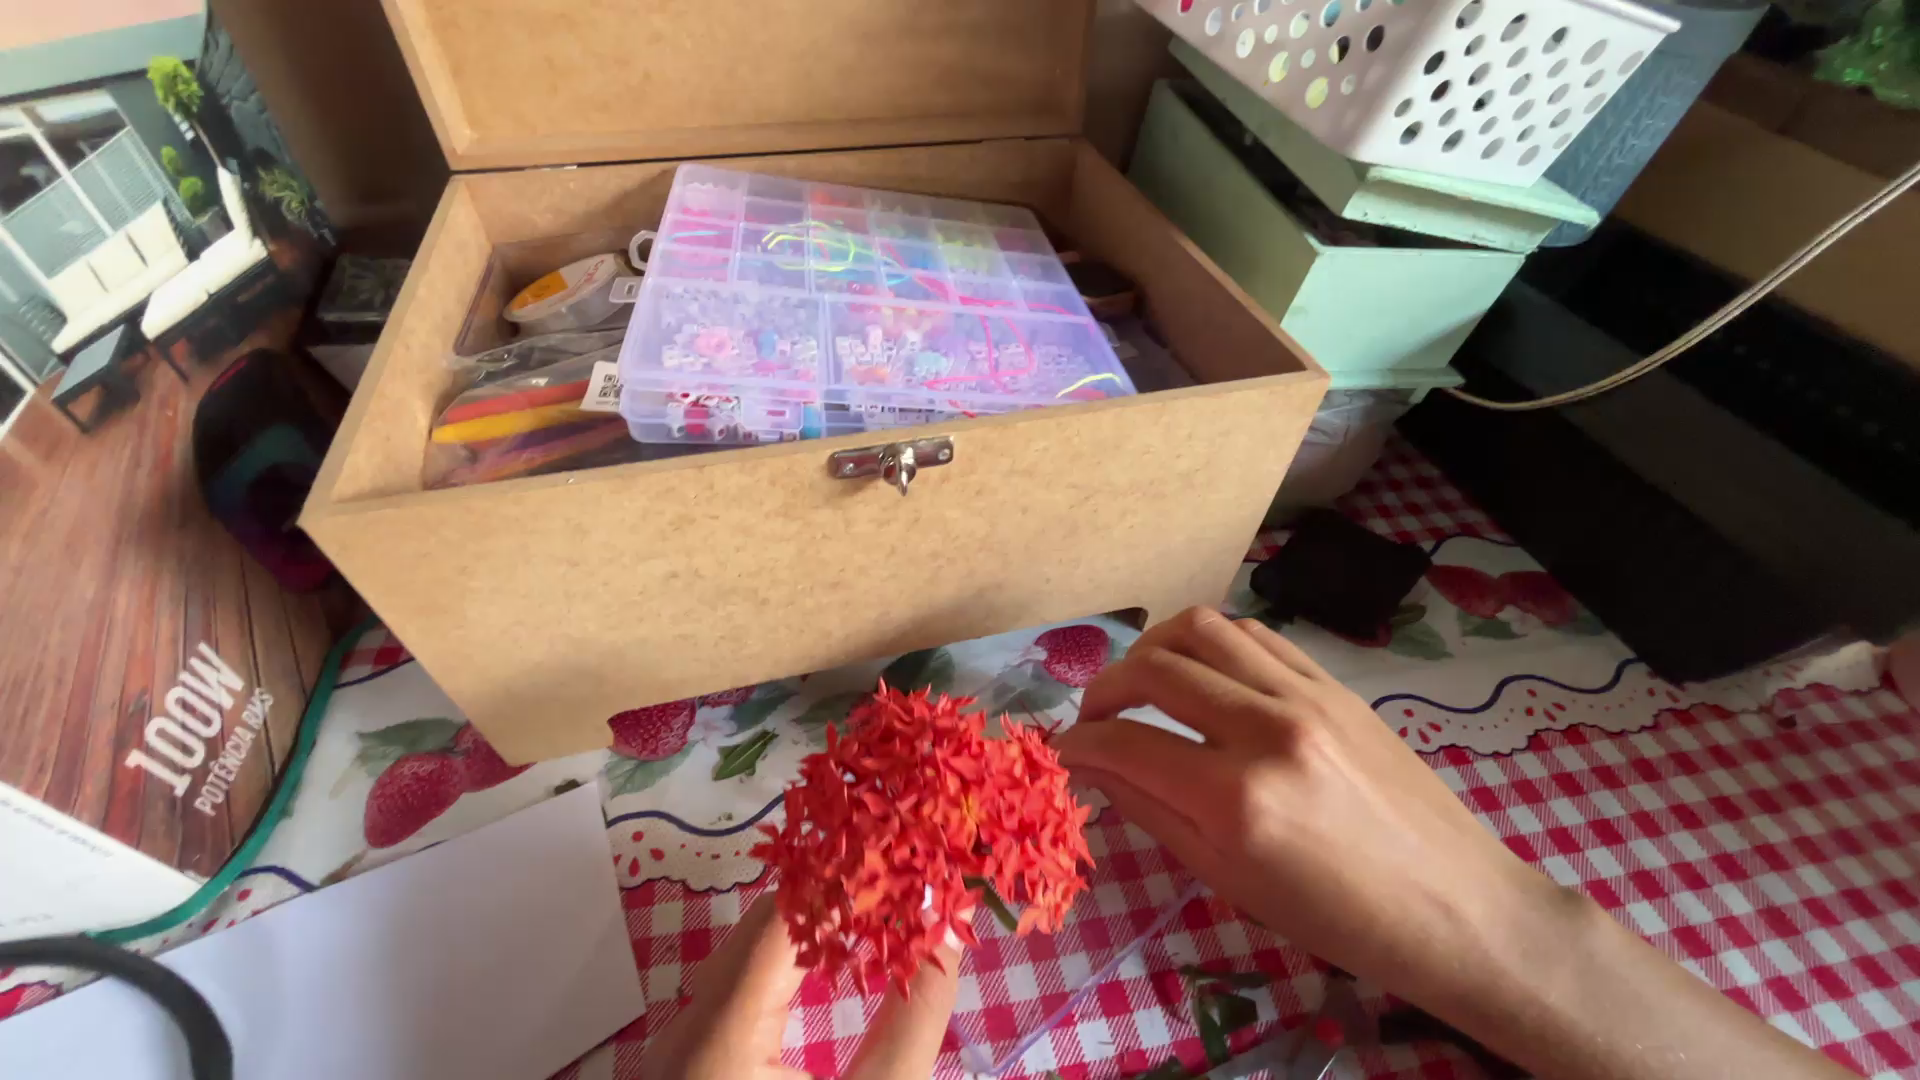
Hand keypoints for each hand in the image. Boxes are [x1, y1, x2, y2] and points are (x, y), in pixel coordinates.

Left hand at [641, 896, 961, 1079]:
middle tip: (908, 876)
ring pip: (751, 942)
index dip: (850, 872)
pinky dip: (794, 953)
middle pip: (766, 920)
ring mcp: (675, 1038)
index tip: (909, 856)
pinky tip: (840, 951)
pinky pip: (742, 976)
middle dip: (841, 890)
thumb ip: (916, 1010)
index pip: (785, 910)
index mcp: (718, 1037)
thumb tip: (950, 919)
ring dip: (819, 917)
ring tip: (885, 903)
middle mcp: (681, 1024)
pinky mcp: (685, 1053)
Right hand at [1053, 607, 1856, 1079]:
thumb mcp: (1227, 878)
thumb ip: (1149, 811)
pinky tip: (1198, 669)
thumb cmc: (1336, 917)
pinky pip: (1253, 634)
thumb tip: (1094, 767)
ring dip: (1151, 646)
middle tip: (1093, 715)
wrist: (1459, 908)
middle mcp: (1266, 729)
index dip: (1080, 743)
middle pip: (1154, 668)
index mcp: (1236, 798)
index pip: (1126, 743)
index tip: (1061, 748)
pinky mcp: (1332, 682)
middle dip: (1103, 687)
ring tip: (1139, 678)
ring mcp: (1305, 694)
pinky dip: (1208, 642)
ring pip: (1201, 628)